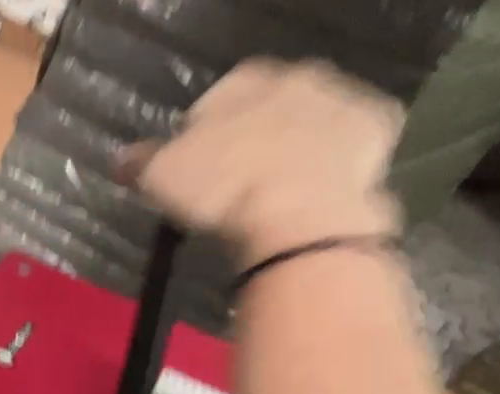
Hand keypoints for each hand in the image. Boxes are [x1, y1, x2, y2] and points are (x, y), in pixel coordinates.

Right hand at [117, 59, 406, 263]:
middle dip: (250, 132)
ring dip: (291, 144)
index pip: (215, 97)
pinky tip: (309, 186)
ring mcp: (343, 99)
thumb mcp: (159, 177)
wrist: (299, 212)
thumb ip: (140, 161)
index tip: (191, 164)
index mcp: (245, 80)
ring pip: (307, 120)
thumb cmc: (220, 186)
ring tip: (267, 187)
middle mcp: (298, 76)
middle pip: (266, 104)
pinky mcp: (377, 128)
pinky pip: (346, 141)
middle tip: (230, 176)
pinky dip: (330, 159)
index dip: (199, 131)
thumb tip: (122, 157)